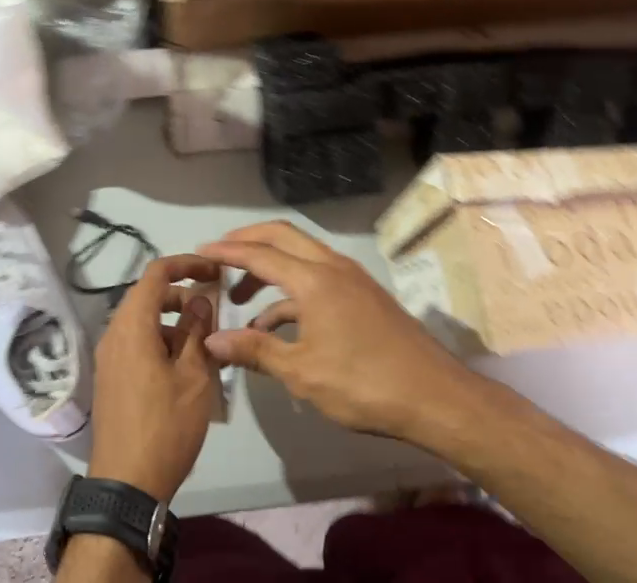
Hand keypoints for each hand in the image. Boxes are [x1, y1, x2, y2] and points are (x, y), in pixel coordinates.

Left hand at [87, 254, 220, 501]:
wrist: (126, 483)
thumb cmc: (165, 426)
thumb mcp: (194, 378)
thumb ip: (198, 332)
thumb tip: (200, 299)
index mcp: (132, 326)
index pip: (156, 273)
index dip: (187, 264)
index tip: (215, 269)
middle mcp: (114, 333)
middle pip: (148, 296)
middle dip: (182, 295)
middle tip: (216, 309)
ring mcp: (109, 357)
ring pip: (143, 322)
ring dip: (174, 322)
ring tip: (207, 344)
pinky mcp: (111, 377)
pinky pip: (136, 344)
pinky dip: (161, 342)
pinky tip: (187, 368)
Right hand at [199, 221, 493, 445]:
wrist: (436, 399)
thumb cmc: (364, 384)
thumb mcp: (301, 372)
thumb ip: (255, 351)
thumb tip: (212, 340)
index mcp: (314, 279)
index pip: (259, 254)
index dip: (227, 252)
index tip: (200, 252)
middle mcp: (333, 268)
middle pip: (282, 237)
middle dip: (248, 242)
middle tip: (220, 257)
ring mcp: (353, 281)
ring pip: (302, 257)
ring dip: (271, 270)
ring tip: (243, 302)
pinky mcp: (365, 298)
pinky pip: (318, 279)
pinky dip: (293, 291)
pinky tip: (279, 326)